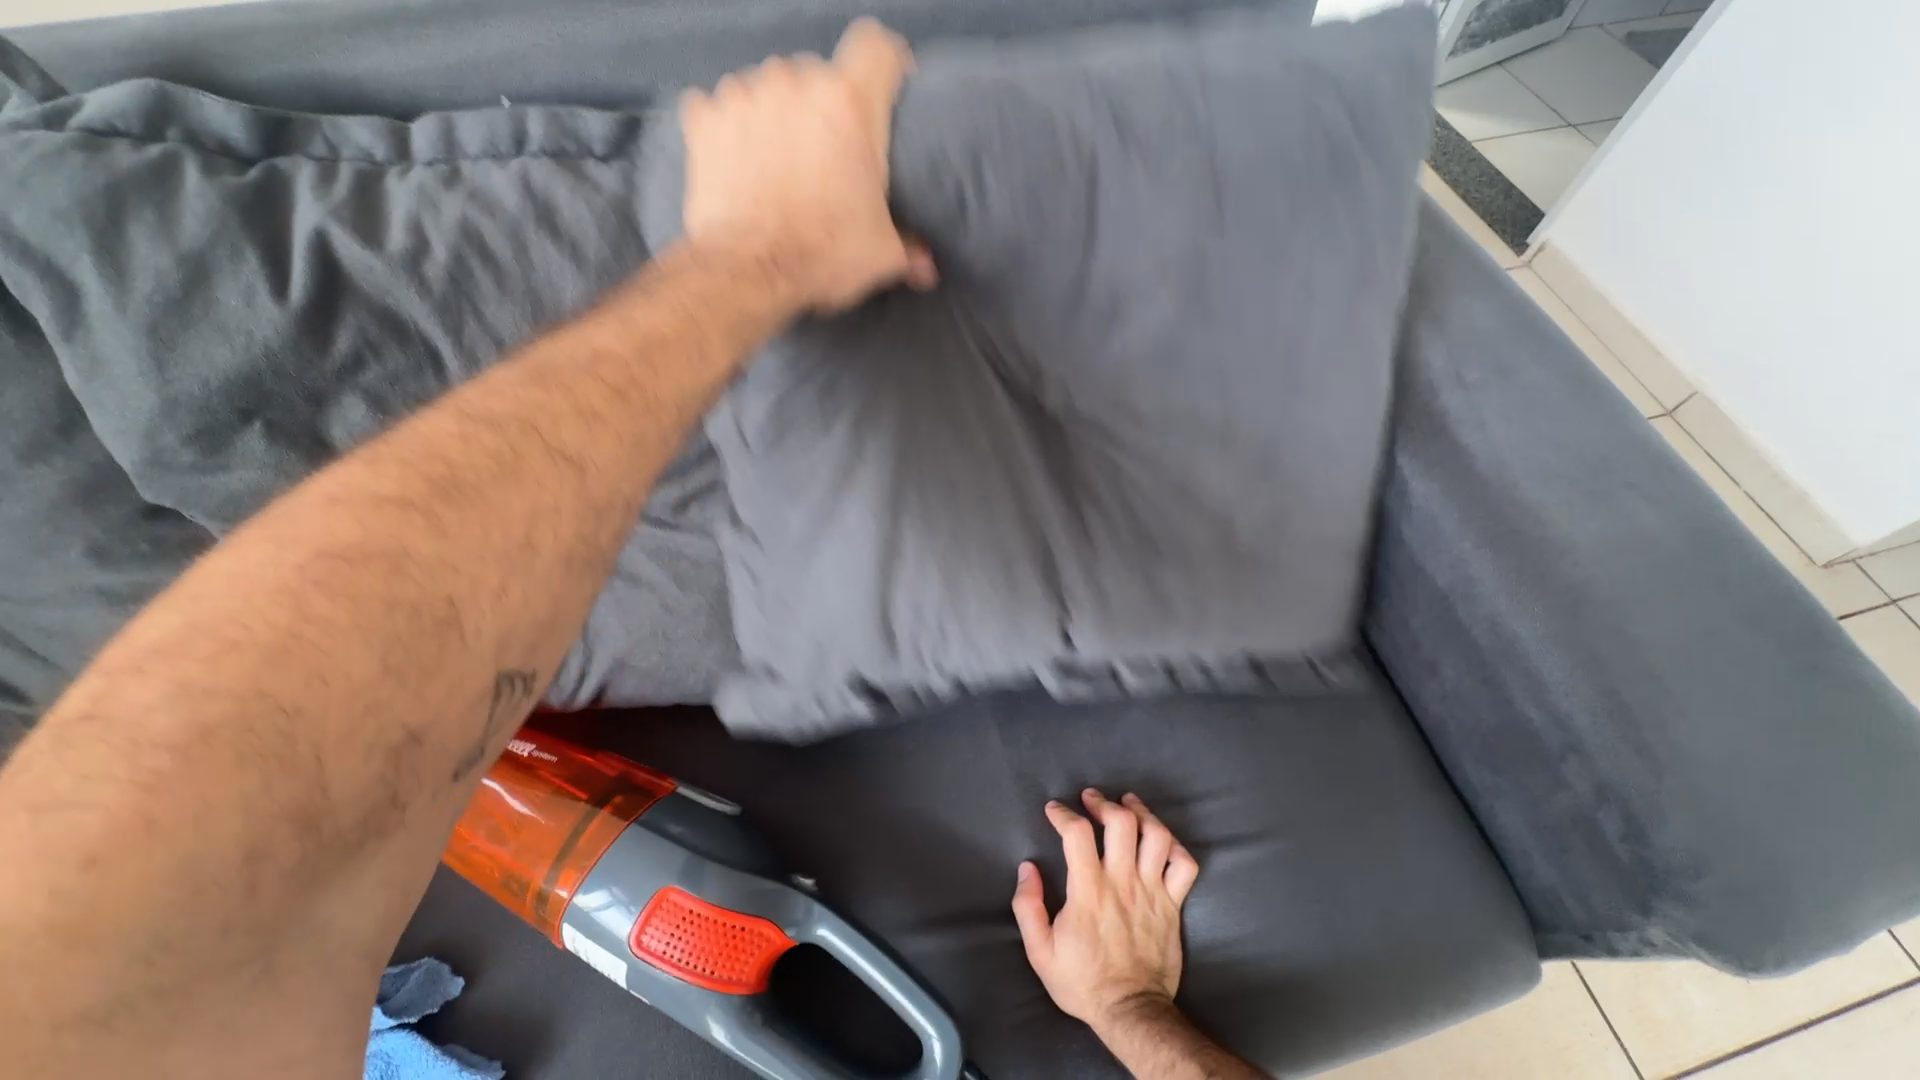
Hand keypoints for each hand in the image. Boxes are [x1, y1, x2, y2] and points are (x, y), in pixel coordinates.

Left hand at [680, 18, 937, 312]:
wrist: (748, 273)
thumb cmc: (821, 254)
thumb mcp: (880, 254)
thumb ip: (907, 248)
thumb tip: (924, 266)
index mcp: (850, 104)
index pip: (876, 47)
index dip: (883, 66)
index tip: (884, 92)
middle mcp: (796, 84)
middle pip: (819, 74)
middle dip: (824, 107)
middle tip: (828, 155)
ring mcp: (745, 96)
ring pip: (769, 88)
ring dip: (777, 115)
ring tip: (780, 163)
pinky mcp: (705, 119)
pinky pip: (718, 107)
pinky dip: (729, 129)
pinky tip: (737, 161)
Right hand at [1012, 789, 1201, 1032]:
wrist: (1131, 1011)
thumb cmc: (1082, 981)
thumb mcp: (1040, 951)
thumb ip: (1028, 906)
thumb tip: (1027, 869)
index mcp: (1088, 890)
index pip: (1077, 833)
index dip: (1063, 813)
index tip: (1054, 810)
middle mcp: (1123, 882)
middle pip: (1121, 822)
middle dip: (1103, 802)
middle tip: (1091, 799)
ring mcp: (1153, 891)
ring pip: (1156, 835)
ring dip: (1141, 812)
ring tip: (1127, 804)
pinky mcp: (1174, 904)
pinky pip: (1185, 864)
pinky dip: (1175, 845)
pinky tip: (1160, 840)